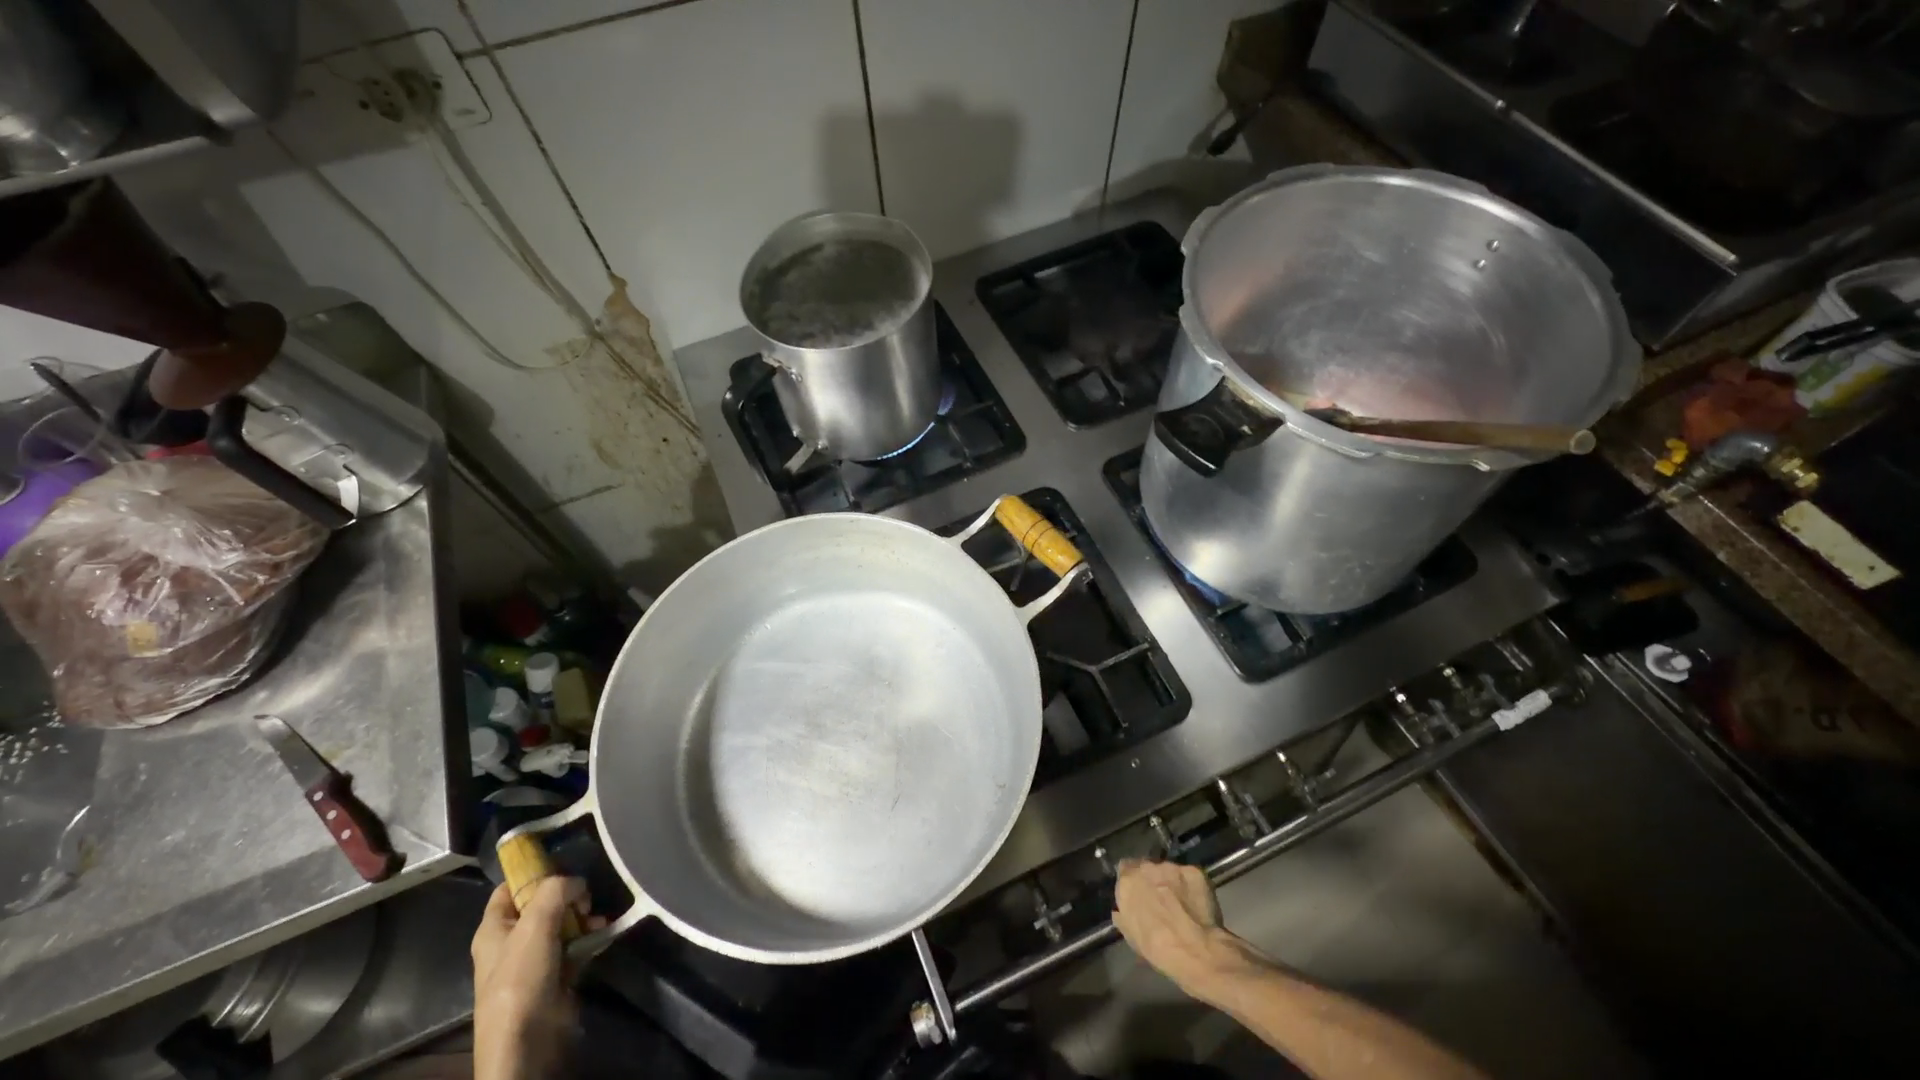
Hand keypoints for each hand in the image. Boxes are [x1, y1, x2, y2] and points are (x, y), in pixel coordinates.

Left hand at [471, 877, 596, 1079]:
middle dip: (567, 897)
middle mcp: (511, 942)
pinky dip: (589, 939)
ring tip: (599, 920)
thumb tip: (577, 883)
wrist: (528, 1042)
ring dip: (582, 918)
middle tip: (587, 897)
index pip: (509, 888)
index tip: (565, 865)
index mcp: (493, 928)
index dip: (534, 874)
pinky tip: (604, 934)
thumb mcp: (534, 925)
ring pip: (562, 926)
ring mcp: (534, 961)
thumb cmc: (521, 979)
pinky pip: (574, 948)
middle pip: (541, 905)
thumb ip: (555, 892)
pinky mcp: (556, 978)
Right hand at [1112, 859, 1257, 1003]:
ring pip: (1169, 871)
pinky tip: (1195, 902)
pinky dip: (1190, 886)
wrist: (1193, 949)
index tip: (1137, 892)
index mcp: (1128, 881)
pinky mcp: (1196, 872)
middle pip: (1147, 867)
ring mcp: (1173, 868)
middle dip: (1152, 879)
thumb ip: (1124, 914)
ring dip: (1171, 882)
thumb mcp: (1129, 934)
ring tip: (1181, 902)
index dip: (1132, 881)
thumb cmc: (1156, 946)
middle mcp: (1148, 867)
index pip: (1125, 868)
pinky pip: (1189, 877)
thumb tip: (1122, 910)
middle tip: (1160, 899)